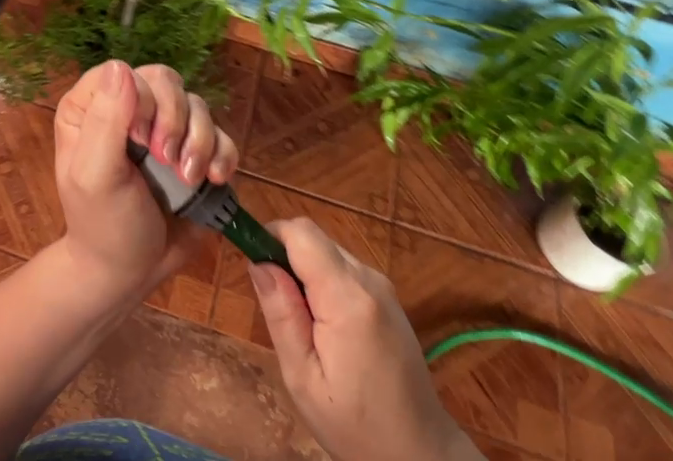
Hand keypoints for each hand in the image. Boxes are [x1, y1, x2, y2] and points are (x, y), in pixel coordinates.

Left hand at [52, 61, 236, 297]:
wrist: (132, 271)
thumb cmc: (104, 224)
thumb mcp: (95, 175)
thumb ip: (106, 122)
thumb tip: (120, 67)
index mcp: (91, 108)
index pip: (123, 72)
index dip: (141, 99)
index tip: (140, 142)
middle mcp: (127, 110)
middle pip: (165, 80)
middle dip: (175, 119)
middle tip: (166, 160)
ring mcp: (163, 129)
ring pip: (196, 104)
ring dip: (200, 141)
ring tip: (188, 179)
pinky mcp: (194, 151)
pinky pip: (220, 133)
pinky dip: (221, 155)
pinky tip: (212, 180)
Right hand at [248, 219, 482, 460]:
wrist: (420, 451)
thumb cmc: (355, 424)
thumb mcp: (303, 377)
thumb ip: (281, 314)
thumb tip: (258, 262)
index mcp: (348, 297)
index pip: (301, 233)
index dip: (269, 237)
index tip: (252, 267)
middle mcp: (369, 280)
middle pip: (313, 240)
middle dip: (284, 259)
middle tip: (275, 309)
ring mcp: (382, 287)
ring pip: (327, 252)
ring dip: (303, 273)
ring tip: (300, 325)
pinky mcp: (387, 298)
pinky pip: (343, 270)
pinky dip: (322, 283)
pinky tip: (323, 328)